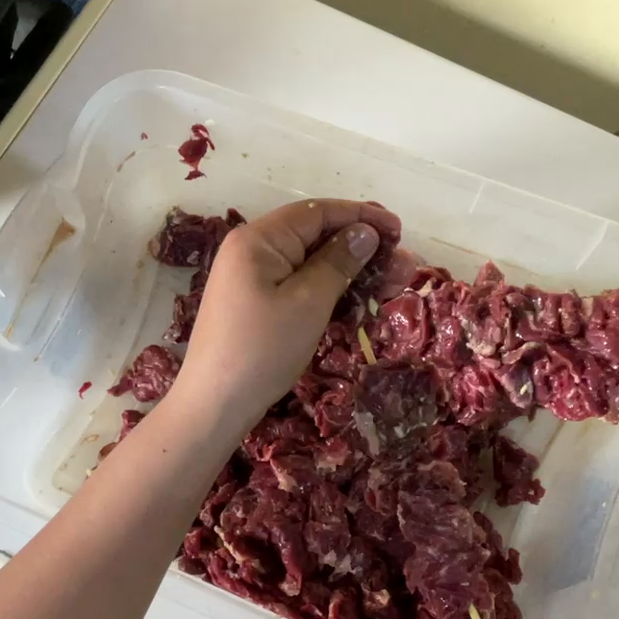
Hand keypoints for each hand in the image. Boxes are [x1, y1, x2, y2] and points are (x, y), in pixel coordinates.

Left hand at [172, 199, 400, 417]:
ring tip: (391, 289)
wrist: (215, 405)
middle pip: (316, 238)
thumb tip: (364, 232)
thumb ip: (338, 262)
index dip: (362, 218)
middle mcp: (252, 253)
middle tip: (403, 270)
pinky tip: (359, 308)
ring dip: (352, 276)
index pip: (318, 212)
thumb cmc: (262, 350)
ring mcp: (252, 283)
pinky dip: (329, 296)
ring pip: (311, 268)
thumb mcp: (308, 302)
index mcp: (259, 240)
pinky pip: (299, 291)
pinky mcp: (256, 311)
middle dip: (362, 251)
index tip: (400, 233)